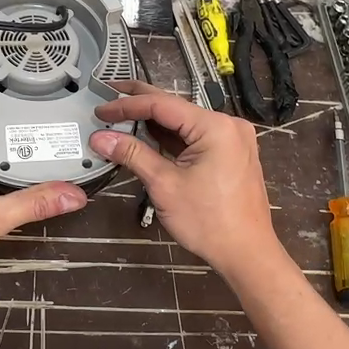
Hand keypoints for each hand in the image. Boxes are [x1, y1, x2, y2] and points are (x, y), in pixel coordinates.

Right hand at [89, 81, 282, 280]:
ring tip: (120, 117)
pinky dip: (170, 137)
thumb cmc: (210, 222)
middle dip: (139, 104)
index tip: (102, 108)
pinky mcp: (230, 153)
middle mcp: (228, 125)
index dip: (127, 104)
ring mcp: (232, 139)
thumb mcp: (164, 185)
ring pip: (183, 122)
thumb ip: (132, 154)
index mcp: (216, 126)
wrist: (247, 254)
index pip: (162, 103)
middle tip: (108, 94)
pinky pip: (194, 136)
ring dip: (153, 122)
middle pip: (175, 107)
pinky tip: (146, 136)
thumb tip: (101, 138)